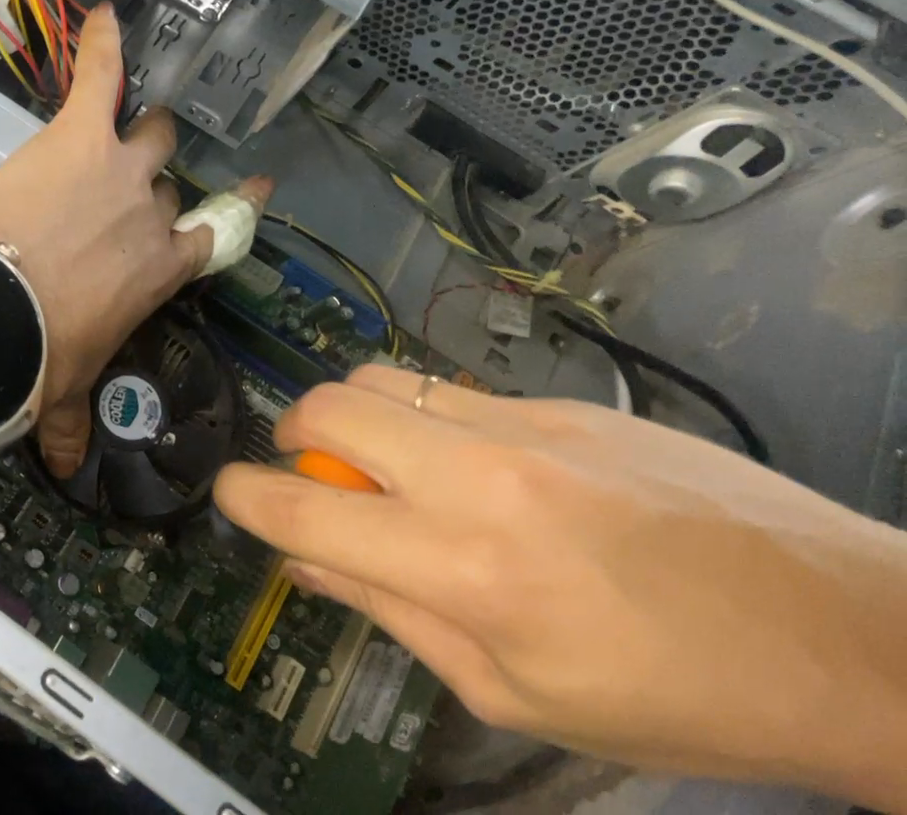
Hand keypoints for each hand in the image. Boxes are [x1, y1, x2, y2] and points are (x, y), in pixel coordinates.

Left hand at [0, 5, 270, 476]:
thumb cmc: (39, 354)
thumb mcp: (61, 391)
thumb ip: (68, 424)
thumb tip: (67, 471)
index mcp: (159, 271)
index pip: (205, 235)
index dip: (224, 212)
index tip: (249, 189)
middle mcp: (152, 214)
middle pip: (166, 180)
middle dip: (153, 176)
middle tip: (134, 170)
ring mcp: (118, 168)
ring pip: (148, 132)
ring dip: (139, 124)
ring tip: (133, 105)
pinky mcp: (77, 135)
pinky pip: (99, 78)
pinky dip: (103, 45)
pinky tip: (105, 14)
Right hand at [213, 365, 906, 808]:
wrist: (856, 634)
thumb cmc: (674, 696)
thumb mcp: (511, 692)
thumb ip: (390, 613)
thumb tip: (304, 561)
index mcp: (461, 568)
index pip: (300, 511)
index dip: (242, 498)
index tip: (231, 495)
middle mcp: (479, 475)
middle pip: (325, 407)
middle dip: (290, 436)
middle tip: (315, 476)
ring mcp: (525, 424)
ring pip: (380, 380)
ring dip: (354, 419)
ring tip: (390, 467)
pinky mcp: (565, 402)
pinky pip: (451, 391)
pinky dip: (426, 422)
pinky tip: (480, 469)